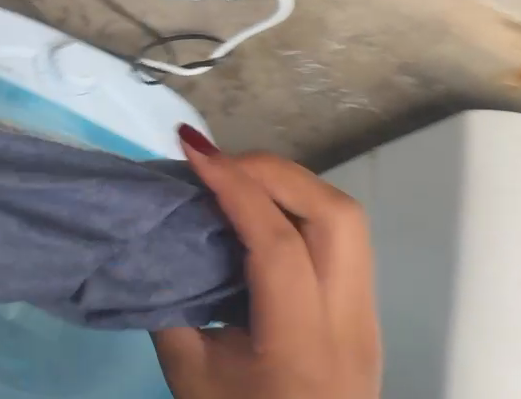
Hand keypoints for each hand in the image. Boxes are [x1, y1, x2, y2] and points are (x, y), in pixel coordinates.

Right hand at [151, 126, 380, 398]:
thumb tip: (152, 231)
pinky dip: (296, 206)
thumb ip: (171, 297)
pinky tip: (255, 209)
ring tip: (233, 178)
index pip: (280, 243)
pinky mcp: (364, 312)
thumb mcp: (188, 370)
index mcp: (303, 346)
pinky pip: (339, 238)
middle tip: (216, 163)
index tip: (190, 149)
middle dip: (273, 171)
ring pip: (347, 220)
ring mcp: (368, 317)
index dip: (234, 185)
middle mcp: (351, 325)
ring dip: (287, 184)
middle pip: (337, 216)